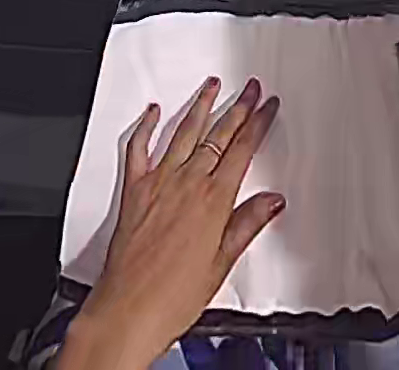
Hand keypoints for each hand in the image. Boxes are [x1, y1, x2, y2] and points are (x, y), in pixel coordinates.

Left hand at [60, 78, 283, 369]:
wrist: (126, 314)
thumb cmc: (172, 297)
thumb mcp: (221, 264)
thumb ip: (247, 224)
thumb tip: (273, 201)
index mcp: (213, 199)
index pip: (243, 148)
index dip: (258, 122)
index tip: (268, 106)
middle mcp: (187, 182)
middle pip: (219, 133)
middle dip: (239, 107)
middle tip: (251, 88)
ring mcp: (159, 181)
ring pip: (185, 131)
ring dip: (201, 105)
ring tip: (212, 85)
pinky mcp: (135, 189)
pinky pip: (139, 148)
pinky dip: (146, 126)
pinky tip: (153, 112)